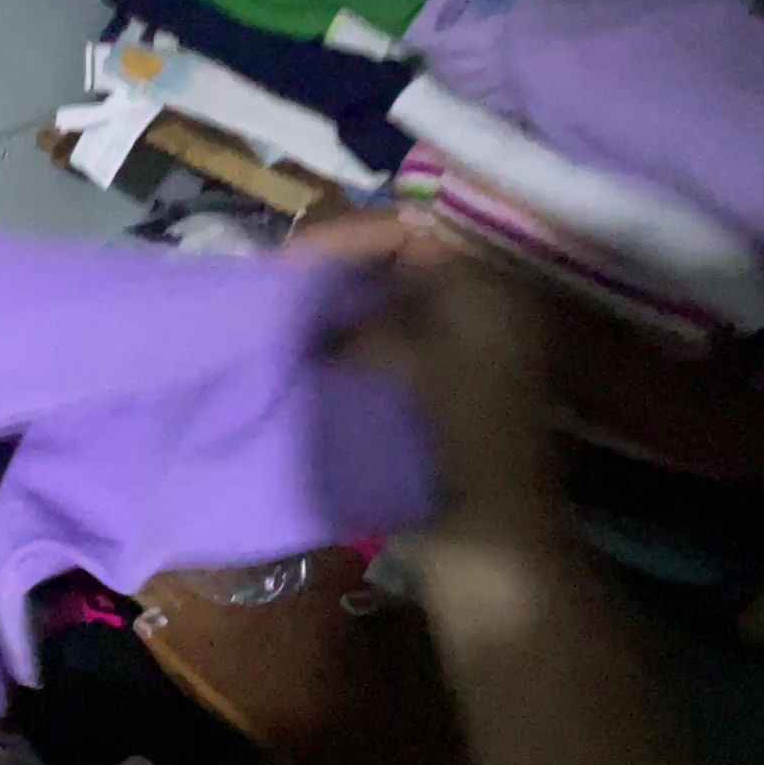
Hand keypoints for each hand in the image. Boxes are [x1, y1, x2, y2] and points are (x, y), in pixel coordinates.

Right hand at [302, 211, 563, 551]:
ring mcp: (455, 348)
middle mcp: (475, 309)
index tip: (285, 263)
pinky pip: (382, 340)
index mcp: (485, 293)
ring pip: (384, 304)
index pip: (410, 235)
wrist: (483, 530)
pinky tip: (309, 350)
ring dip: (336, 305)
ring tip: (285, 314)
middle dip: (336, 270)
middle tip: (278, 286)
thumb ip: (362, 327)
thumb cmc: (455, 443)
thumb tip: (316, 316)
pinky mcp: (432, 382)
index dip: (346, 240)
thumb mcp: (408, 368)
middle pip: (396, 264)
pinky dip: (346, 337)